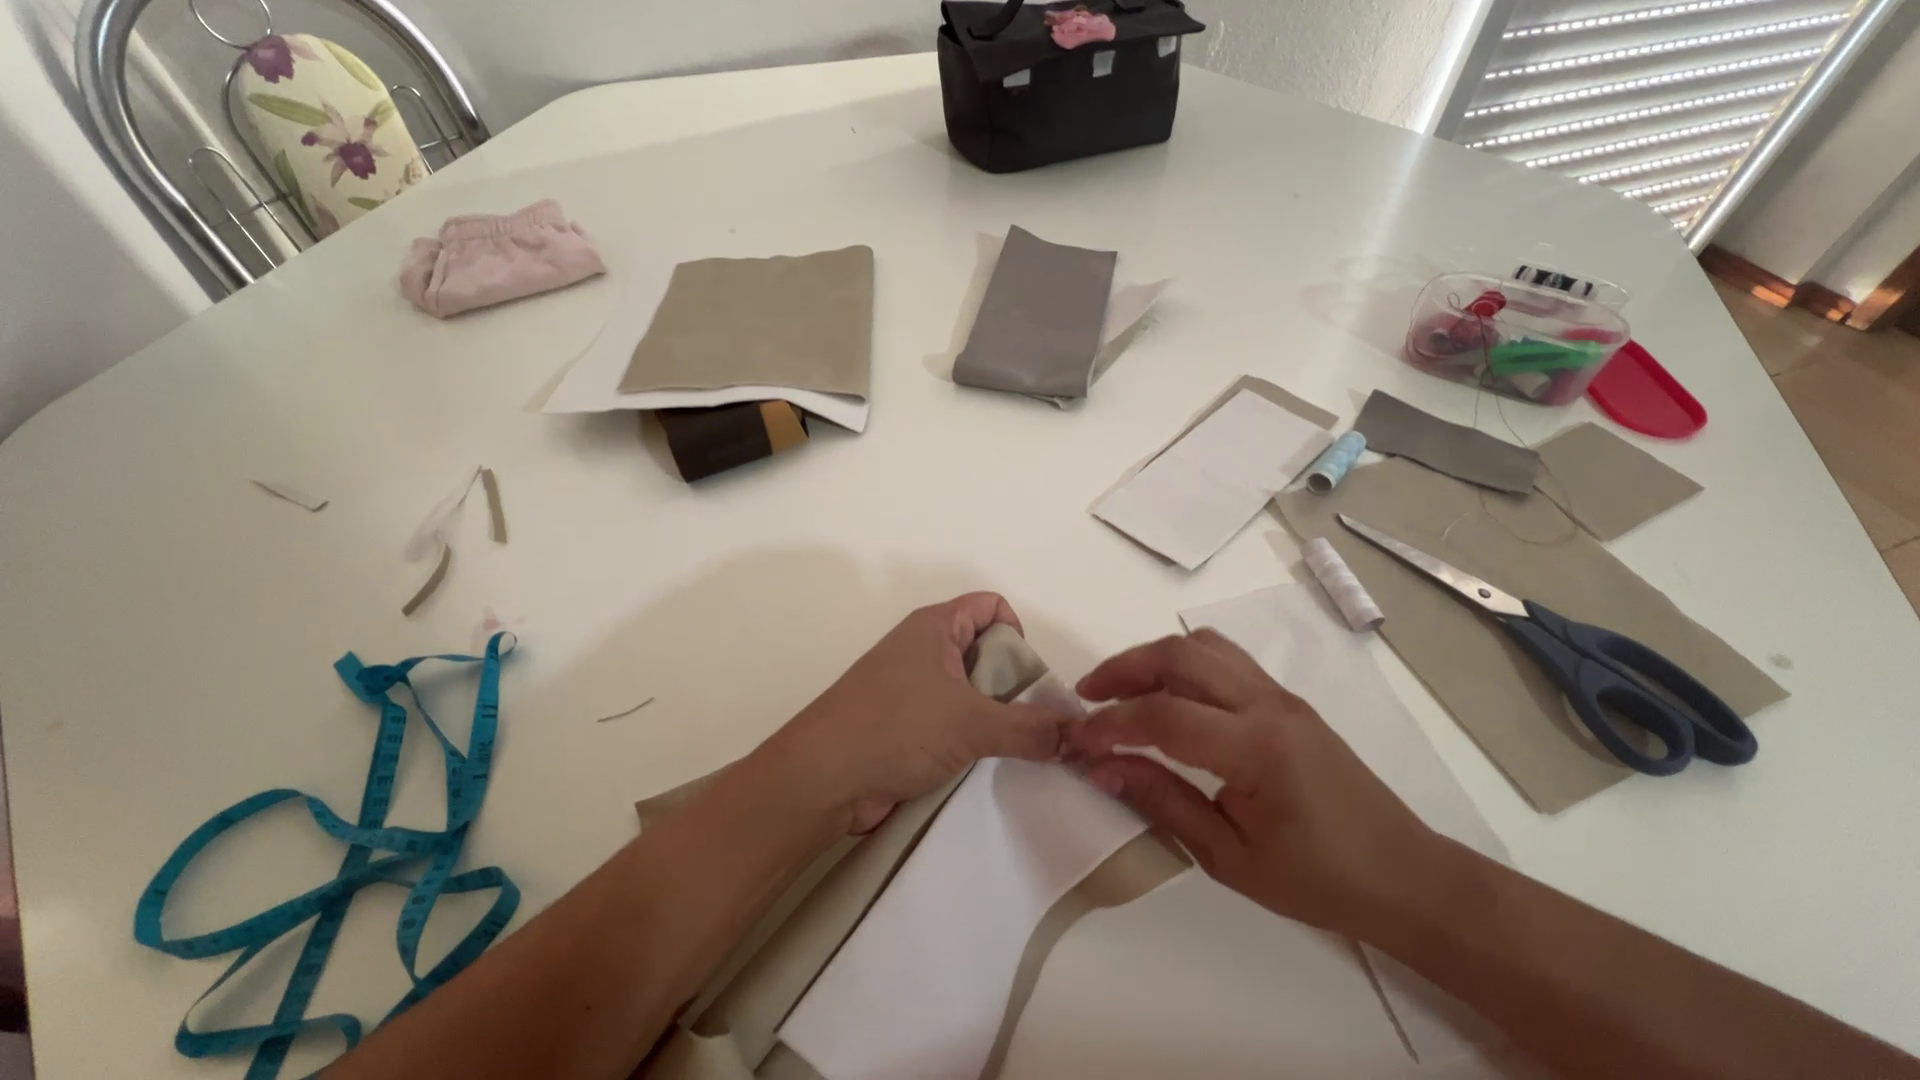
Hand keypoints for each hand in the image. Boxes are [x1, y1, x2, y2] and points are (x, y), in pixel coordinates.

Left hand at [764, 593, 1069, 834]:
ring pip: (970, 693)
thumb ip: (1029, 728)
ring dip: (994, 720)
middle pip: (986, 652)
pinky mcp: (904, 727)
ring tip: (1011, 751)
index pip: (992, 607)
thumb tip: (1074, 737)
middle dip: (1013, 686)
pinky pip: (951, 723)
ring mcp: (911, 690)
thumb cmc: (895, 729)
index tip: (1024, 681)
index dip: (1016, 635)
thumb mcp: (972, 724)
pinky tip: (983, 767)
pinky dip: (971, 741)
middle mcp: (923, 650)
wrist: (822, 779)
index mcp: (934, 627)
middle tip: (1029, 724)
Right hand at [1070, 629, 1445, 938]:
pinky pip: (1226, 659)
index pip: (1163, 715)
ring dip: (1153, 658)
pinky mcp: (1287, 701)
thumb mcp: (1228, 856)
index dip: (1110, 724)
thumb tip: (1102, 768)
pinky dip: (1185, 663)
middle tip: (1087, 697)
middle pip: (1180, 655)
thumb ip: (1163, 802)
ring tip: (1120, 692)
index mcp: (1256, 749)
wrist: (1402, 874)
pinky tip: (1169, 696)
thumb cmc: (1317, 880)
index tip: (1076, 741)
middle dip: (1123, 668)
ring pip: (1204, 646)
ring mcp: (1281, 697)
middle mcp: (1268, 706)